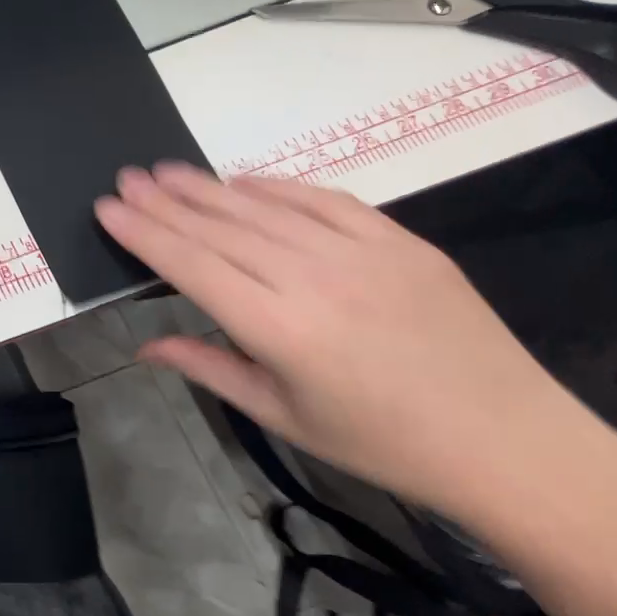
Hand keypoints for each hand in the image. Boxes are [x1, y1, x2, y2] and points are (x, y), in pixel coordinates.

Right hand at [94, 163, 571, 516]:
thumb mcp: (282, 415)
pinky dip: (280, 187)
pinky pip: (328, 202)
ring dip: (209, 188)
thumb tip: (143, 346)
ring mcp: (364, 257)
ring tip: (166, 171)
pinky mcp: (404, 245)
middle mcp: (315, 281)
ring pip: (266, 210)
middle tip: (125, 177)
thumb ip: (208, 368)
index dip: (143, 233)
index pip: (190, 266)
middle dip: (165, 201)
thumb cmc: (380, 442)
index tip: (106, 207)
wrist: (509, 444)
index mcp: (279, 330)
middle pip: (220, 229)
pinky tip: (244, 180)